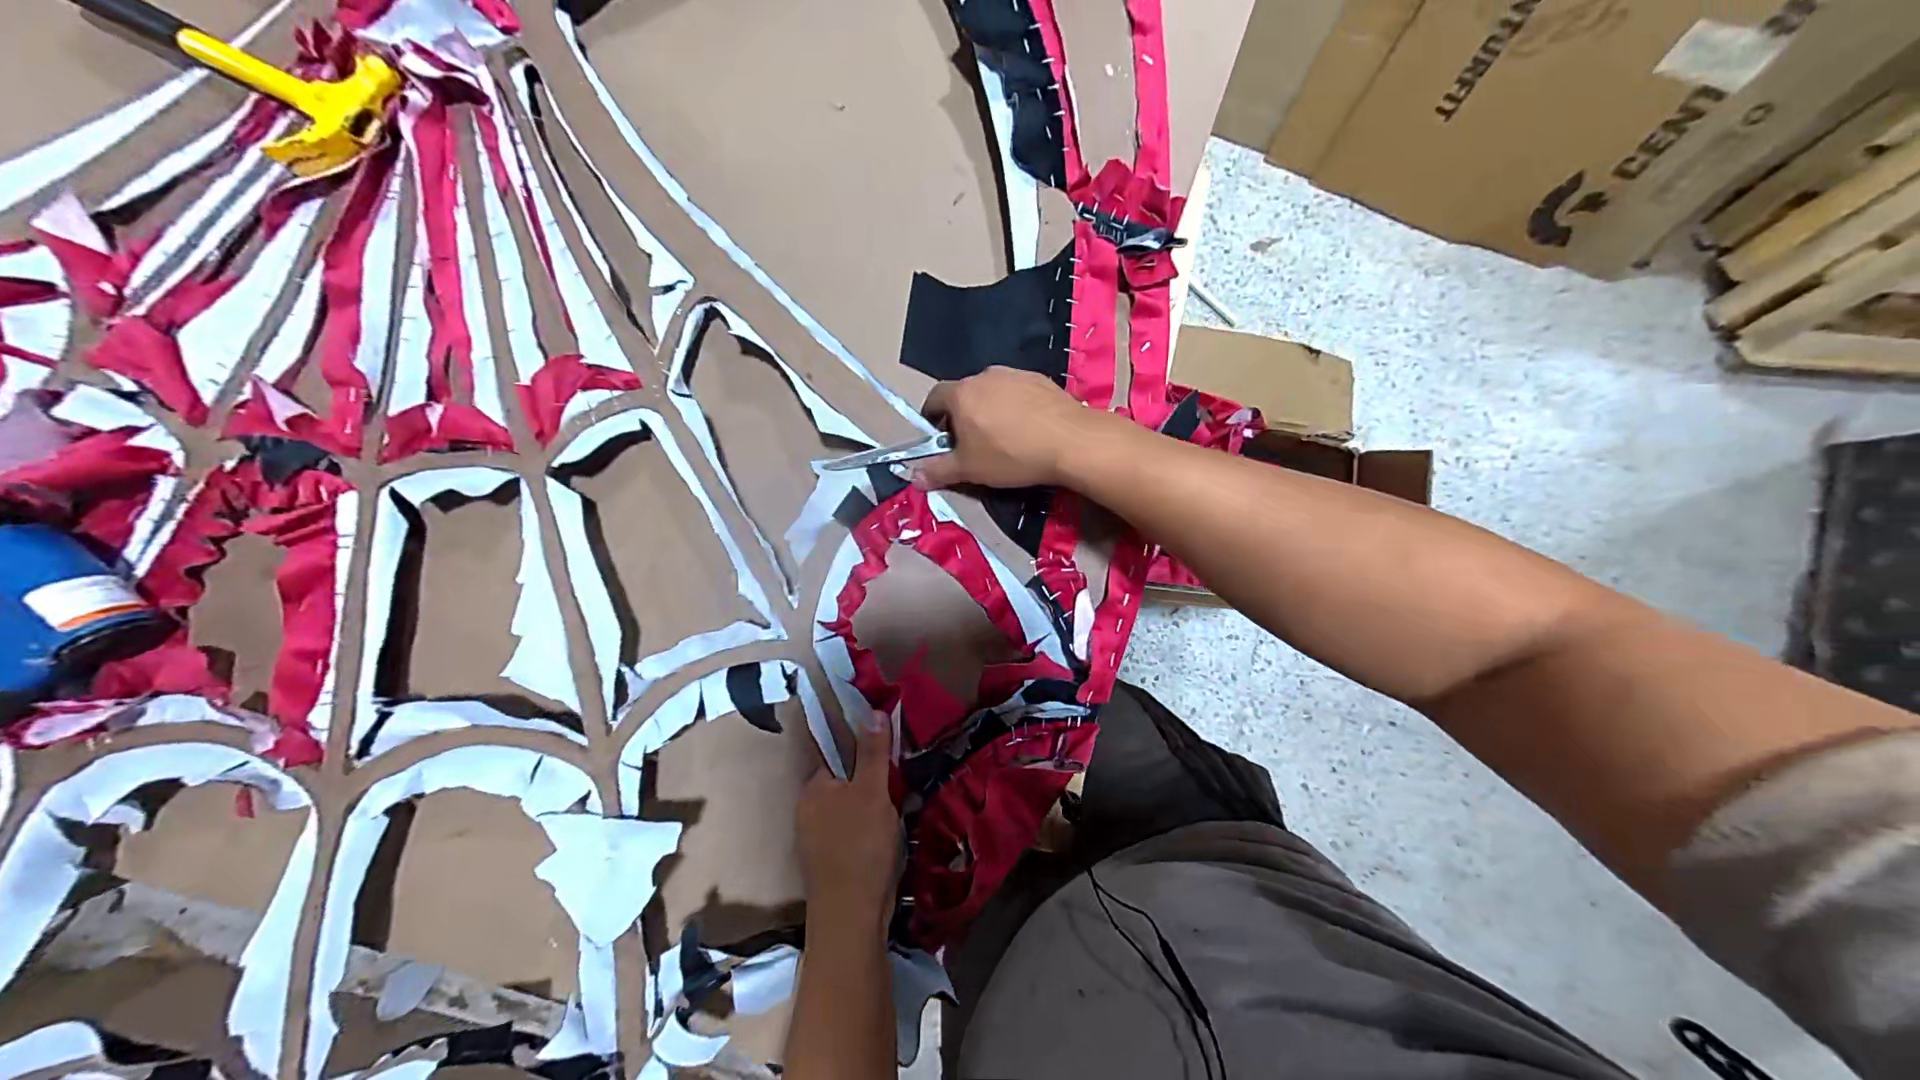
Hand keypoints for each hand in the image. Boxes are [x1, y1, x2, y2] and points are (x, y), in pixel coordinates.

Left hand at [796, 718, 900, 926]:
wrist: (851, 915)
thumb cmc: (860, 845)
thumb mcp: (872, 791)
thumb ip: (873, 752)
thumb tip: (873, 711)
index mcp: (812, 788)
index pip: (834, 753)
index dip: (860, 746)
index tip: (886, 743)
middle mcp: (807, 810)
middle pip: (843, 780)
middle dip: (869, 777)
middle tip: (900, 774)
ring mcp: (817, 839)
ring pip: (849, 807)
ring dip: (872, 803)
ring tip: (901, 800)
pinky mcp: (831, 862)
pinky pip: (852, 831)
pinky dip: (870, 827)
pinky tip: (890, 831)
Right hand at [914, 367, 1109, 490]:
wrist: (1071, 442)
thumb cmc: (1011, 455)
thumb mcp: (969, 469)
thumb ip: (938, 470)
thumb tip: (912, 476)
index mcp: (961, 393)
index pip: (934, 398)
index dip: (932, 419)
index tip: (941, 440)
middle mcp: (985, 376)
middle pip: (964, 395)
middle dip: (963, 417)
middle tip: (973, 446)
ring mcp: (1015, 374)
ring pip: (992, 392)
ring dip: (991, 411)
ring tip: (1004, 439)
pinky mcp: (1041, 379)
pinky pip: (1018, 393)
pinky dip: (1016, 408)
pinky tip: (1029, 430)